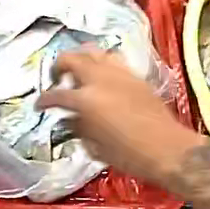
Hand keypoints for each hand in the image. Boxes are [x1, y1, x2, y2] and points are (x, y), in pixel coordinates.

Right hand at [40, 47, 205, 188]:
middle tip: (56, 79)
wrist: (170, 151)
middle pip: (72, 58)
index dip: (44, 100)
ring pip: (94, 52)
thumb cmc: (130, 156)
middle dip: (59, 66)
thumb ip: (78, 127)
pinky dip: (102, 63)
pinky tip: (102, 77)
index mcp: (86, 100)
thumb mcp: (95, 147)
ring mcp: (120, 74)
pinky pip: (113, 60)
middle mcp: (100, 80)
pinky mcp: (136, 76)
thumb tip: (70, 119)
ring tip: (79, 72)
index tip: (39, 105)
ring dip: (81, 59)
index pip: (56, 94)